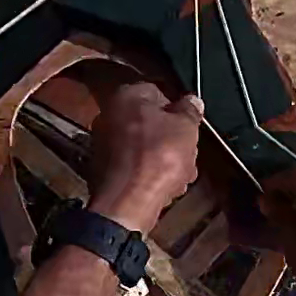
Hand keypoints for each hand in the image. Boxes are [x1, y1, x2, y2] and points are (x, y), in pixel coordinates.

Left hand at [87, 81, 202, 233]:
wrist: (129, 201)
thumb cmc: (159, 157)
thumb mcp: (186, 128)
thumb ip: (190, 111)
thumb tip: (193, 101)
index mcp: (127, 95)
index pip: (159, 93)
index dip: (180, 113)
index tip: (191, 128)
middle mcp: (108, 115)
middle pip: (151, 123)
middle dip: (172, 140)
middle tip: (188, 154)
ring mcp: (103, 144)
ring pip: (144, 148)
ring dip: (164, 161)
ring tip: (179, 176)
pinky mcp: (103, 172)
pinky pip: (133, 167)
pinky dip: (147, 175)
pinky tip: (162, 187)